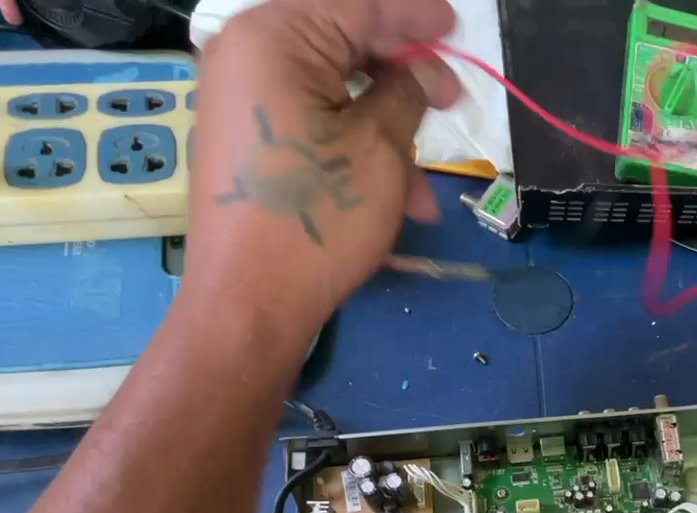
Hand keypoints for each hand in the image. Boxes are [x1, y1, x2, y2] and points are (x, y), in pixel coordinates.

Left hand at [179, 0, 459, 334]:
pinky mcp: (247, 141)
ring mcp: (241, 100)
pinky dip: (355, 151)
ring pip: (332, 95)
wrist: (252, 298)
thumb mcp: (380, 152)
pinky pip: (312, 126)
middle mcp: (247, 53)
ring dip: (387, 134)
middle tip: (449, 101)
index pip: (357, 5)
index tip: (454, 24)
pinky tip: (393, 198)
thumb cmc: (321, 219)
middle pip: (340, 44)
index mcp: (274, 37)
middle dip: (402, 79)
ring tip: (425, 193)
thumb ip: (404, 95)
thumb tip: (419, 73)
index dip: (413, 17)